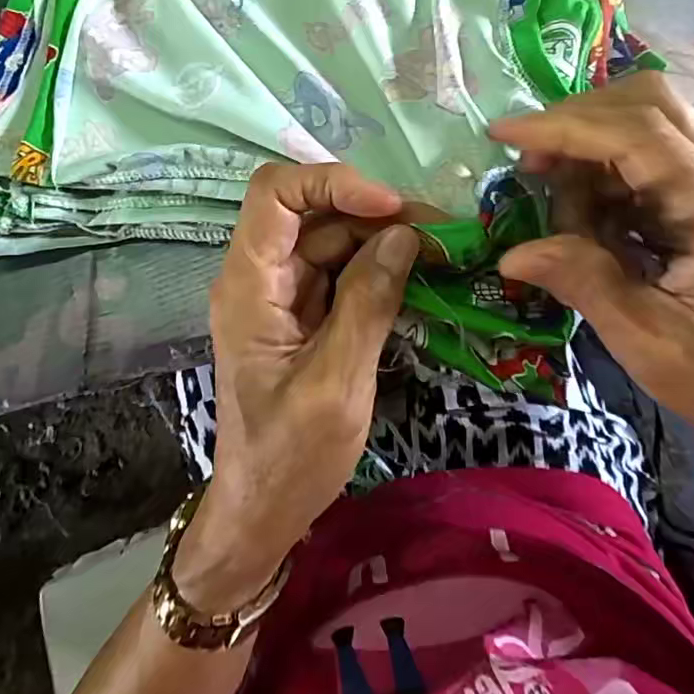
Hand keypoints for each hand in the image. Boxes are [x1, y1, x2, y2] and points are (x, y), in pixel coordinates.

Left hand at [173, 164, 419, 611]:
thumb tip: (403, 237)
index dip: (331, 183)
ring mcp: (280, 294)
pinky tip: (420, 276)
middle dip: (376, 215)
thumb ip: (367, 303)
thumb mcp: (337, 384)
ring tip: (444, 254)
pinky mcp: (302, 313)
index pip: (274, 195)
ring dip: (385, 240)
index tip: (391, 208)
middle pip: (312, 214)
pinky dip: (378, 269)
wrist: (263, 510)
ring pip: (331, 240)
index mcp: (248, 284)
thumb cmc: (290, 457)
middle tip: (444, 235)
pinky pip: (340, 273)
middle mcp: (259, 276)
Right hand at [488, 72, 693, 441]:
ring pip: (651, 124)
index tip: (504, 135)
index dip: (566, 127)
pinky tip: (586, 221)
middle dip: (578, 121)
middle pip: (654, 106)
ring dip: (587, 149)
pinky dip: (601, 175)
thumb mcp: (646, 342)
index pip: (642, 138)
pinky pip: (647, 160)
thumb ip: (584, 284)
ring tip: (558, 206)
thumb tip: (511, 254)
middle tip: (531, 165)